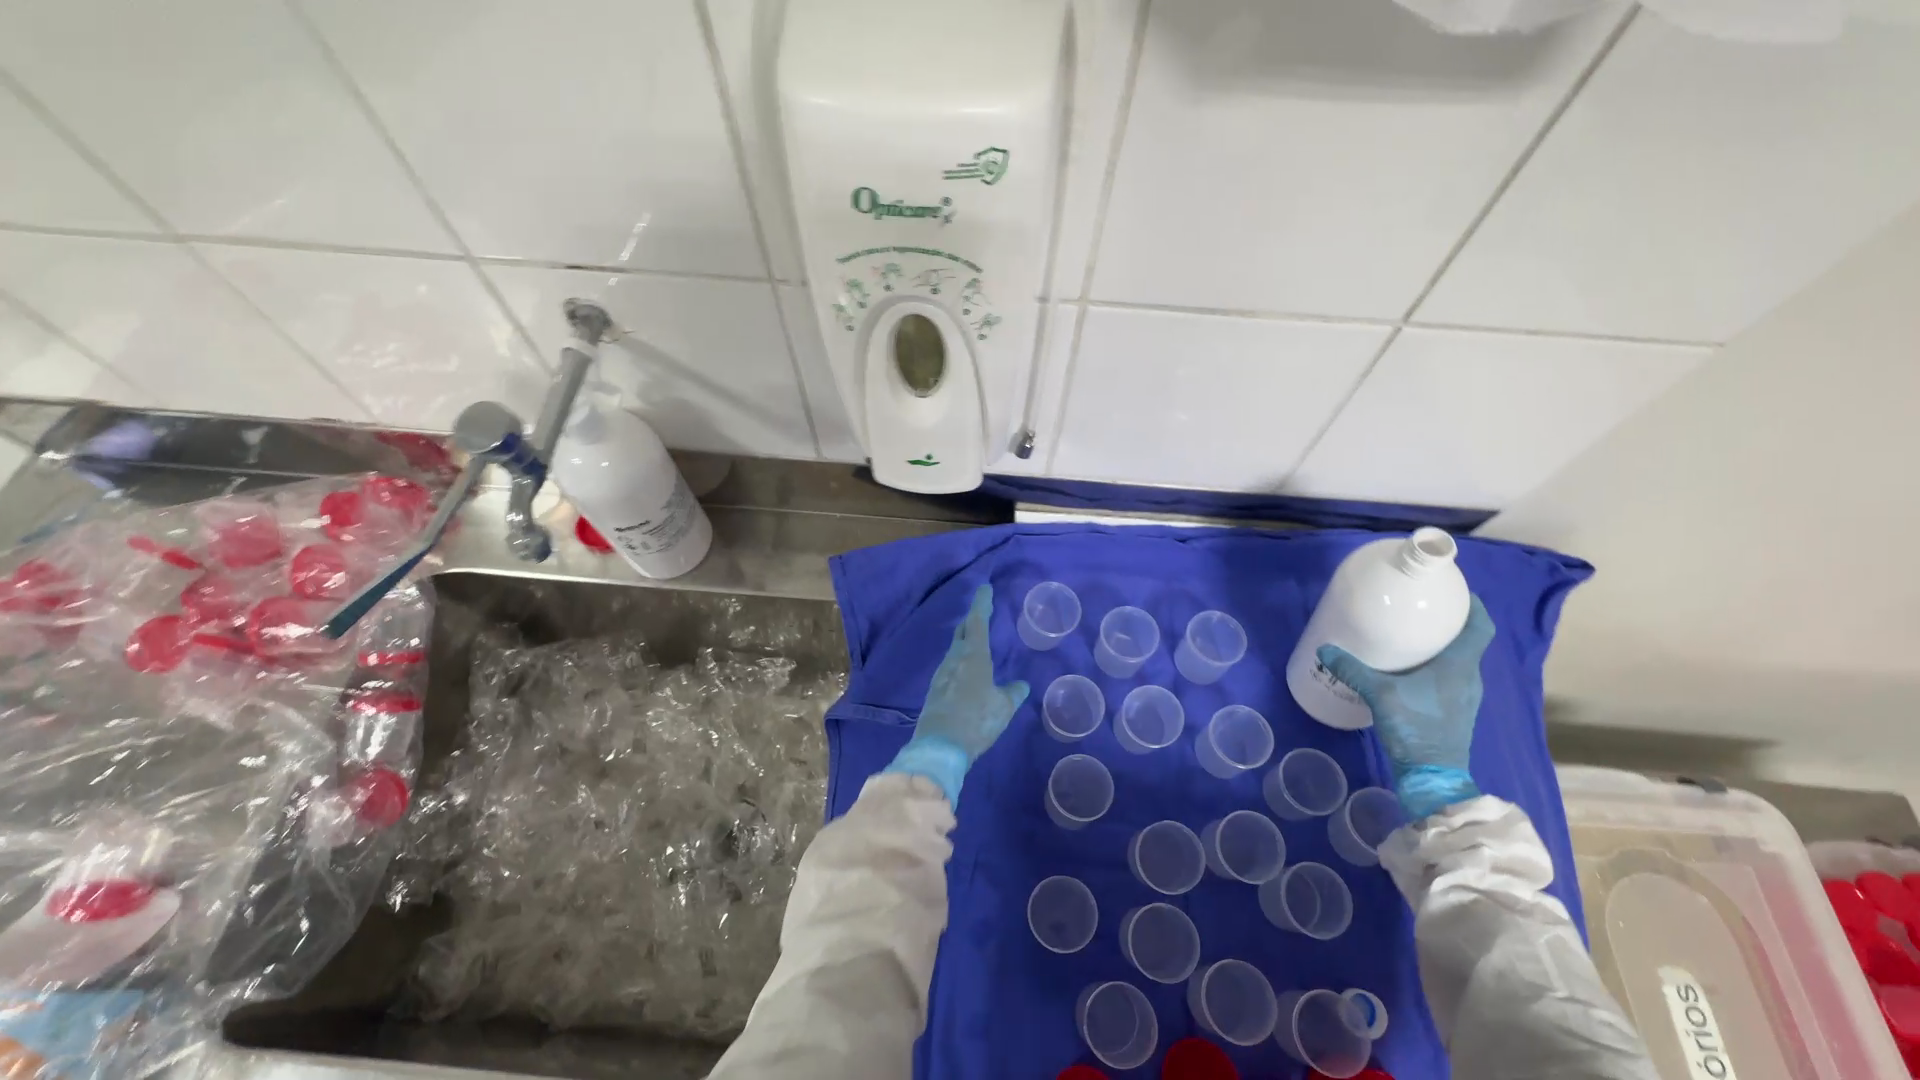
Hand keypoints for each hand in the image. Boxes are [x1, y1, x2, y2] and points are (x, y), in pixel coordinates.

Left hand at [884, 584, 1030, 805]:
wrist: (940, 747)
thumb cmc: (976, 721)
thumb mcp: (1003, 708)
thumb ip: (1013, 693)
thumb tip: (1021, 685)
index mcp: (972, 656)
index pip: (977, 621)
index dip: (982, 604)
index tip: (985, 589)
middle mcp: (954, 660)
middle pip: (962, 632)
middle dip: (972, 621)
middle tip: (982, 613)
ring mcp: (941, 675)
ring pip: (955, 650)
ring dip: (966, 642)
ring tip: (977, 641)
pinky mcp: (935, 690)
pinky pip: (950, 667)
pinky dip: (960, 661)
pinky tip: (966, 670)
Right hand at [1316, 594, 1494, 820]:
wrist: (1433, 778)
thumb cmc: (1416, 728)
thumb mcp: (1380, 695)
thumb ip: (1353, 670)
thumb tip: (1325, 649)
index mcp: (1460, 666)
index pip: (1480, 628)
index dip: (1474, 607)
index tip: (1458, 592)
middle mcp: (1469, 678)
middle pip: (1467, 643)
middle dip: (1449, 625)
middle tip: (1421, 611)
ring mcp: (1464, 698)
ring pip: (1458, 662)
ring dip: (1441, 649)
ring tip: (1412, 638)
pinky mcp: (1454, 712)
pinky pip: (1449, 679)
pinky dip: (1435, 668)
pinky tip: (1408, 672)